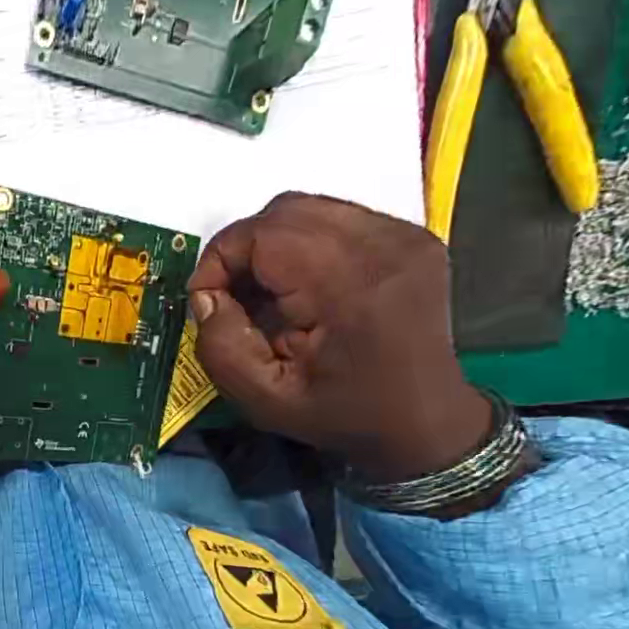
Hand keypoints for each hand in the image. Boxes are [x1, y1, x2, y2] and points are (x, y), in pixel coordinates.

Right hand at [187, 193, 491, 481]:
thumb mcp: (263, 401)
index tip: (206, 302)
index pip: (264, 234)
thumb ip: (222, 348)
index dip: (219, 260)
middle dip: (240, 251)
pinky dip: (299, 246)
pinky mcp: (408, 236)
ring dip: (268, 246)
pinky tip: (297, 289)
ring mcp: (402, 235)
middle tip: (228, 298)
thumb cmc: (341, 415)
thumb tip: (205, 298)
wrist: (422, 419)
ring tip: (261, 295)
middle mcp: (383, 245)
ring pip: (307, 208)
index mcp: (350, 287)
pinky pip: (333, 219)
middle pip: (284, 211)